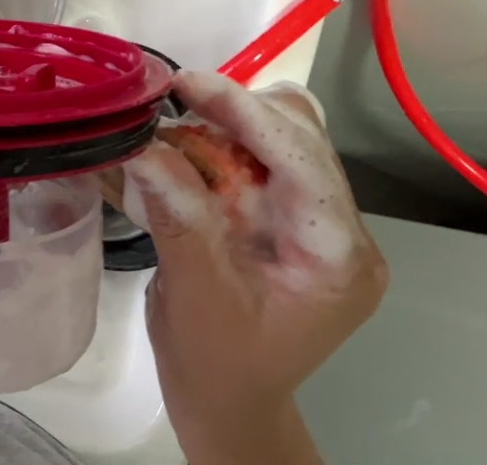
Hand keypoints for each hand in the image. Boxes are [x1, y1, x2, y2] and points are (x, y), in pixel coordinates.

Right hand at [125, 72, 386, 462]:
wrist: (229, 405)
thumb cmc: (216, 363)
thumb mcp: (194, 292)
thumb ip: (176, 215)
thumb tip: (142, 144)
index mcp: (337, 256)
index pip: (302, 158)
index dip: (244, 109)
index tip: (184, 81)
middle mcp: (344, 231)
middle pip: (301, 135)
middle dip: (234, 113)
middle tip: (169, 108)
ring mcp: (322, 224)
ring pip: (285, 136)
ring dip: (227, 125)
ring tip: (175, 138)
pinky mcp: (296, 220)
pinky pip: (266, 157)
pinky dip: (224, 144)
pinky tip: (189, 158)